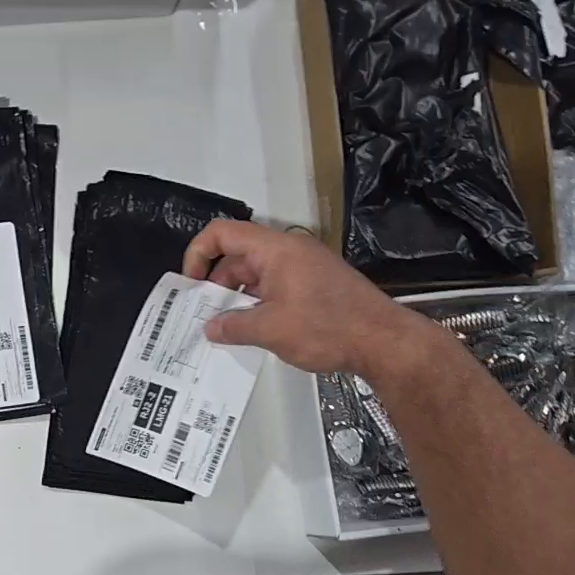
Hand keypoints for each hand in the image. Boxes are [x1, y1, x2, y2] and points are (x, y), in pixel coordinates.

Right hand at [182, 219, 441, 377]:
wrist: (383, 341)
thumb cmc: (327, 328)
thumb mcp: (271, 329)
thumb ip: (233, 326)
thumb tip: (210, 328)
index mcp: (275, 249)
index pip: (223, 233)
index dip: (198, 253)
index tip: (192, 286)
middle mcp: (288, 251)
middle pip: (237, 255)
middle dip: (215, 283)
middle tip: (203, 315)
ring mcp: (303, 267)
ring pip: (255, 274)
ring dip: (236, 297)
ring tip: (225, 328)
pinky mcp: (314, 285)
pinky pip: (274, 286)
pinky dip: (257, 303)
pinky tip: (252, 331)